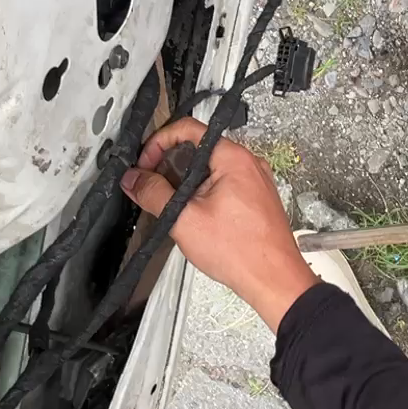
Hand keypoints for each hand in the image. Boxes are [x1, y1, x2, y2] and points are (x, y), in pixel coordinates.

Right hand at [120, 118, 318, 329]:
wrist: (273, 279)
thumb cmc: (241, 251)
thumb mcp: (184, 219)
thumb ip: (153, 194)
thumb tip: (134, 179)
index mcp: (233, 158)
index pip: (188, 129)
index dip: (159, 143)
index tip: (146, 164)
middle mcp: (248, 163)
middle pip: (198, 148)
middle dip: (170, 166)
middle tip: (154, 187)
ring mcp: (255, 180)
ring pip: (210, 168)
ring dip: (186, 182)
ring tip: (174, 207)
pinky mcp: (256, 198)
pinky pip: (224, 184)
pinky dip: (204, 193)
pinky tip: (195, 216)